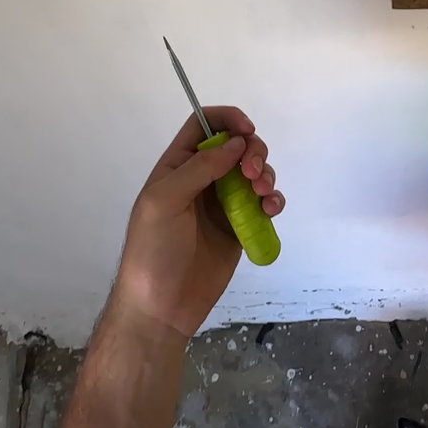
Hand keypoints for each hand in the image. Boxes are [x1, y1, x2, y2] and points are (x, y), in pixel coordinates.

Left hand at [109, 107, 284, 339]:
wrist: (162, 309)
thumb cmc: (154, 251)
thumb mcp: (164, 202)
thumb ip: (199, 169)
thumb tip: (236, 144)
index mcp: (178, 166)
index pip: (203, 125)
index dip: (227, 119)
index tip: (247, 131)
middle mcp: (202, 178)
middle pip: (236, 145)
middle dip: (253, 151)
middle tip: (253, 173)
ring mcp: (223, 202)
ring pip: (254, 171)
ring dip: (266, 174)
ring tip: (263, 195)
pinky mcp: (240, 225)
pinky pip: (263, 202)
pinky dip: (273, 200)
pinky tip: (271, 210)